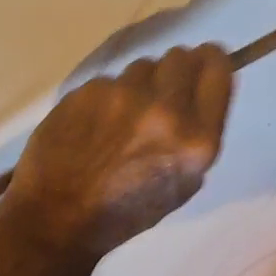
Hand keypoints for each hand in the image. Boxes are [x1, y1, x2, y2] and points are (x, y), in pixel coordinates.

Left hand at [0, 45, 232, 256]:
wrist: (58, 219)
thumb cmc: (131, 208)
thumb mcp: (187, 179)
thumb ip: (202, 130)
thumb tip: (202, 86)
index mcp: (197, 138)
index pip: (217, 69)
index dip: (213, 61)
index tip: (205, 64)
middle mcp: (165, 110)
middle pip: (182, 56)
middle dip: (178, 69)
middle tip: (166, 90)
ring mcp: (122, 97)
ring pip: (144, 65)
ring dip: (143, 82)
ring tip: (126, 114)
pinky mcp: (87, 92)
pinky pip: (109, 80)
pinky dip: (108, 96)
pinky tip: (97, 123)